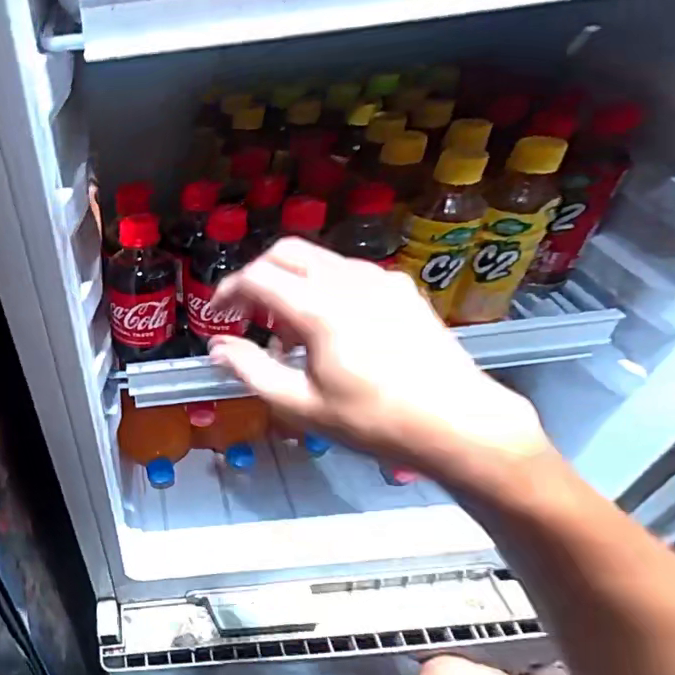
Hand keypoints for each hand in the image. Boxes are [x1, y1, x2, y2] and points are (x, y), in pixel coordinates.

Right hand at [208, 238, 553, 498]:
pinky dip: (322, 286)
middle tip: (246, 314)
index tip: (217, 313)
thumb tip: (218, 348)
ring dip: (290, 282)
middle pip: (287, 252)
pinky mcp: (402, 289)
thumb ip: (251, 371)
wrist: (457, 422)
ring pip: (319, 259)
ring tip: (288, 332)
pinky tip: (328, 328)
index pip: (258, 277)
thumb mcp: (301, 405)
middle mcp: (349, 281)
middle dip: (257, 276)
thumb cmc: (374, 421)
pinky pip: (349, 272)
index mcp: (320, 310)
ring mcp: (381, 280)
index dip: (228, 291)